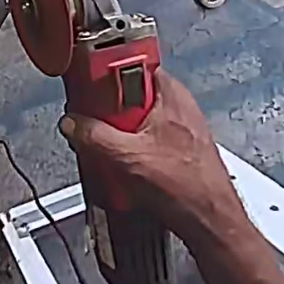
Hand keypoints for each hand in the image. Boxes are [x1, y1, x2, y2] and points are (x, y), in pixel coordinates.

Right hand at [59, 69, 249, 249]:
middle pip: (130, 92)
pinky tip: (126, 165)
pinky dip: (133, 146)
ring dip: (119, 131)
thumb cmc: (186, 188)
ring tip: (109, 149)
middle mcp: (178, 103)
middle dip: (109, 109)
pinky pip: (146, 135)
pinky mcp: (178, 145)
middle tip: (96, 123)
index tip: (89, 84)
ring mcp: (180, 125)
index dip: (107, 71)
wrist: (210, 221)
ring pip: (137, 116)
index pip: (132, 62)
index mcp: (170, 93)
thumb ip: (93, 135)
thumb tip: (73, 123)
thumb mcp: (126, 157)